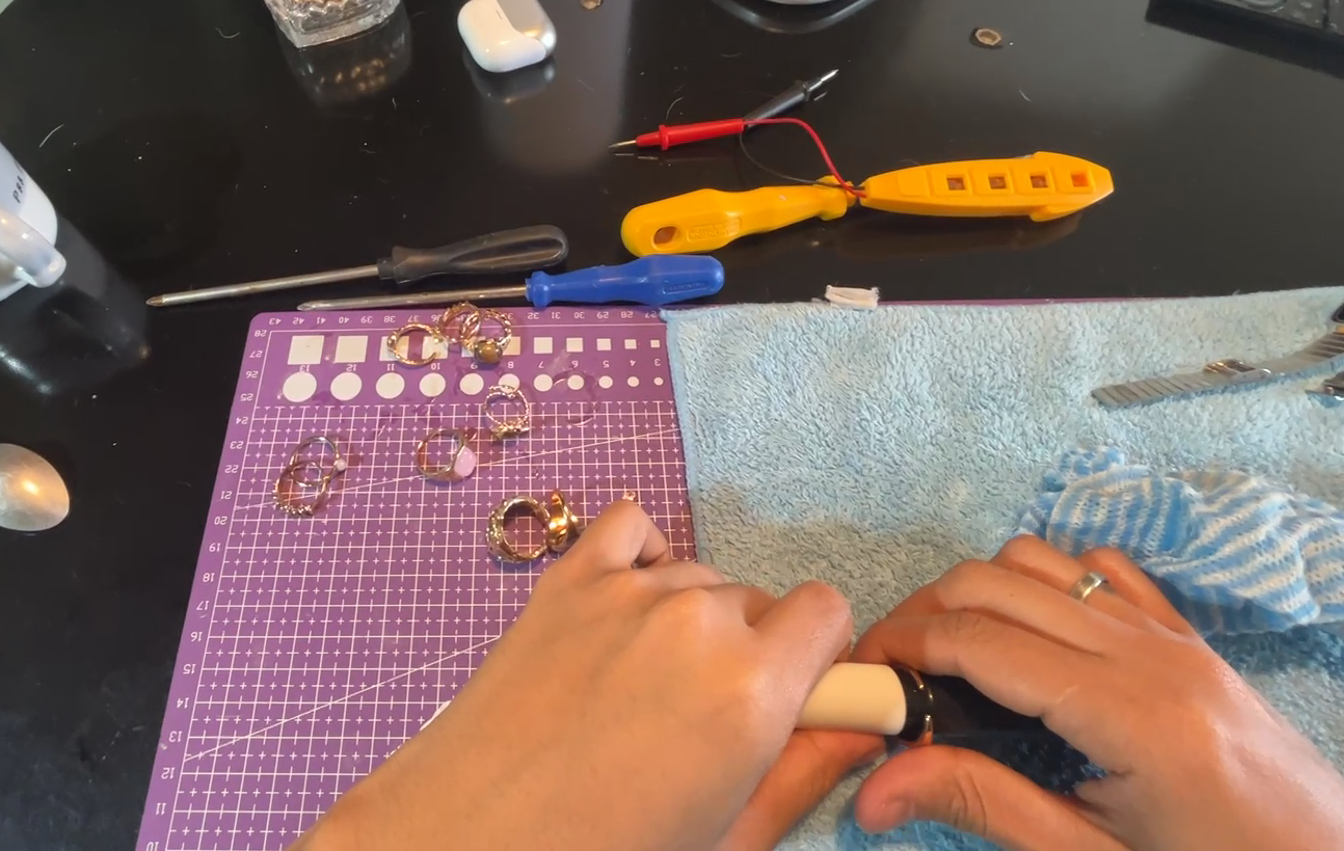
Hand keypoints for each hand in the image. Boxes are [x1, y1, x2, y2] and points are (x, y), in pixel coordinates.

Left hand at [298, 502, 881, 850]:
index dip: (818, 650)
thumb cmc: (608, 847)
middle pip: (759, 600)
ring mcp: (629, 586)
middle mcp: (697, 621)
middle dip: (749, 645)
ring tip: (644, 673)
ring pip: (699, 576)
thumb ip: (808, 769)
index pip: (827, 612)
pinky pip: (633, 525)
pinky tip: (627, 600)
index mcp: (751, 690)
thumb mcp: (730, 833)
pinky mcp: (572, 571)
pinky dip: (642, 553)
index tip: (795, 682)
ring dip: (692, 615)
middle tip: (700, 703)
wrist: (478, 828)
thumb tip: (865, 720)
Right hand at [850, 536, 1343, 850]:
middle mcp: (1148, 651)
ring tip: (955, 647)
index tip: (861, 673)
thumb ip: (980, 804)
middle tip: (894, 666)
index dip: (901, 645)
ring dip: (975, 588)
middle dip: (921, 612)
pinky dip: (1043, 577)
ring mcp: (1172, 633)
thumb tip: (870, 790)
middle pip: (991, 581)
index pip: (977, 641)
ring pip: (1035, 556)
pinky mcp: (1187, 633)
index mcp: (1131, 715)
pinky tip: (1033, 626)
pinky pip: (1097, 565)